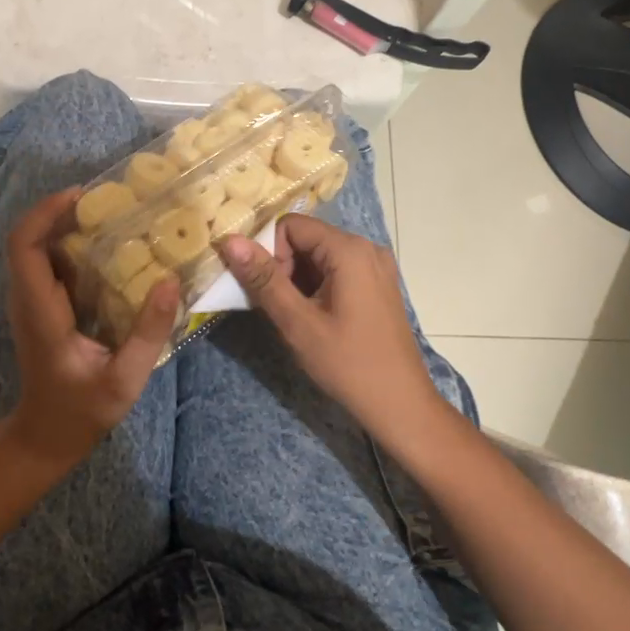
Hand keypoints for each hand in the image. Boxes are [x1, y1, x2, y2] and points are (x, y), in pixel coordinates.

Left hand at [4, 189, 180, 466]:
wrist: (45, 437)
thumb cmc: (80, 412)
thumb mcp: (123, 380)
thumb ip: (147, 333)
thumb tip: (170, 282)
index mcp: (40, 312)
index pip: (24, 247)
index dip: (44, 213)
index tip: (81, 196)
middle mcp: (28, 300)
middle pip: (29, 239)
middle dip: (60, 211)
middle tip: (107, 200)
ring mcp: (31, 303)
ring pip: (37, 248)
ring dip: (66, 225)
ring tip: (112, 214)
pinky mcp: (42, 308)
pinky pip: (49, 264)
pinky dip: (72, 246)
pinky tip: (109, 247)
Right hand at [216, 215, 447, 436]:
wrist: (399, 404)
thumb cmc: (347, 363)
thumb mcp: (298, 323)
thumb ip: (263, 279)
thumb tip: (230, 240)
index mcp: (349, 250)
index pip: (291, 225)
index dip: (269, 253)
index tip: (268, 291)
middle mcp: (366, 248)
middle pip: (305, 239)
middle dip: (282, 267)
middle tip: (279, 308)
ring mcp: (376, 267)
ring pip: (319, 256)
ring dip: (298, 280)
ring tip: (296, 318)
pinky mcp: (378, 285)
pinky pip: (337, 271)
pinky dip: (316, 287)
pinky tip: (315, 319)